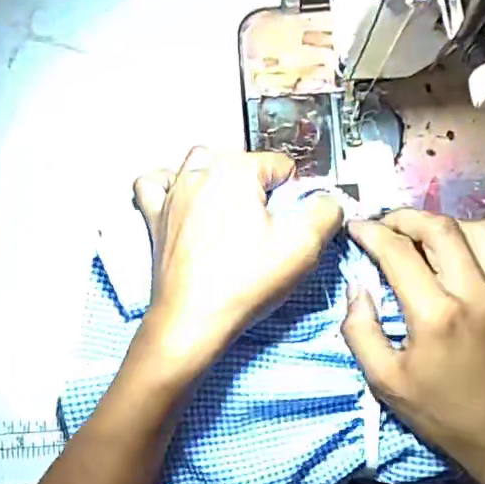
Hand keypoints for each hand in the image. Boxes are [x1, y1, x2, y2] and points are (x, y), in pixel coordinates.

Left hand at [131, 148, 343, 381]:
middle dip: (260, 188)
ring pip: (201, 165)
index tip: (297, 222)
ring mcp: (173, 194)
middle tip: (270, 228)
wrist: (194, 319)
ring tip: (236, 214)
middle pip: (244, 164)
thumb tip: (328, 201)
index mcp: (236, 169)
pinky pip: (157, 184)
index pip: (283, 166)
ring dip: (221, 181)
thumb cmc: (244, 283)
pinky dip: (172, 185)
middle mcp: (200, 172)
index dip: (297, 193)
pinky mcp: (156, 218)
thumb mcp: (304, 246)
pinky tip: (186, 200)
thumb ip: (326, 212)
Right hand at [342, 210, 484, 483]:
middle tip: (383, 225)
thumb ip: (361, 332)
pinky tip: (452, 251)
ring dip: (441, 222)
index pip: (399, 252)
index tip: (355, 227)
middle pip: (439, 227)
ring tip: (418, 235)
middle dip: (404, 217)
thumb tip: (358, 288)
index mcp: (435, 314)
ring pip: (474, 229)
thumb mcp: (386, 383)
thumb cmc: (442, 414)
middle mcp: (471, 291)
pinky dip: (469, 236)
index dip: (372, 232)